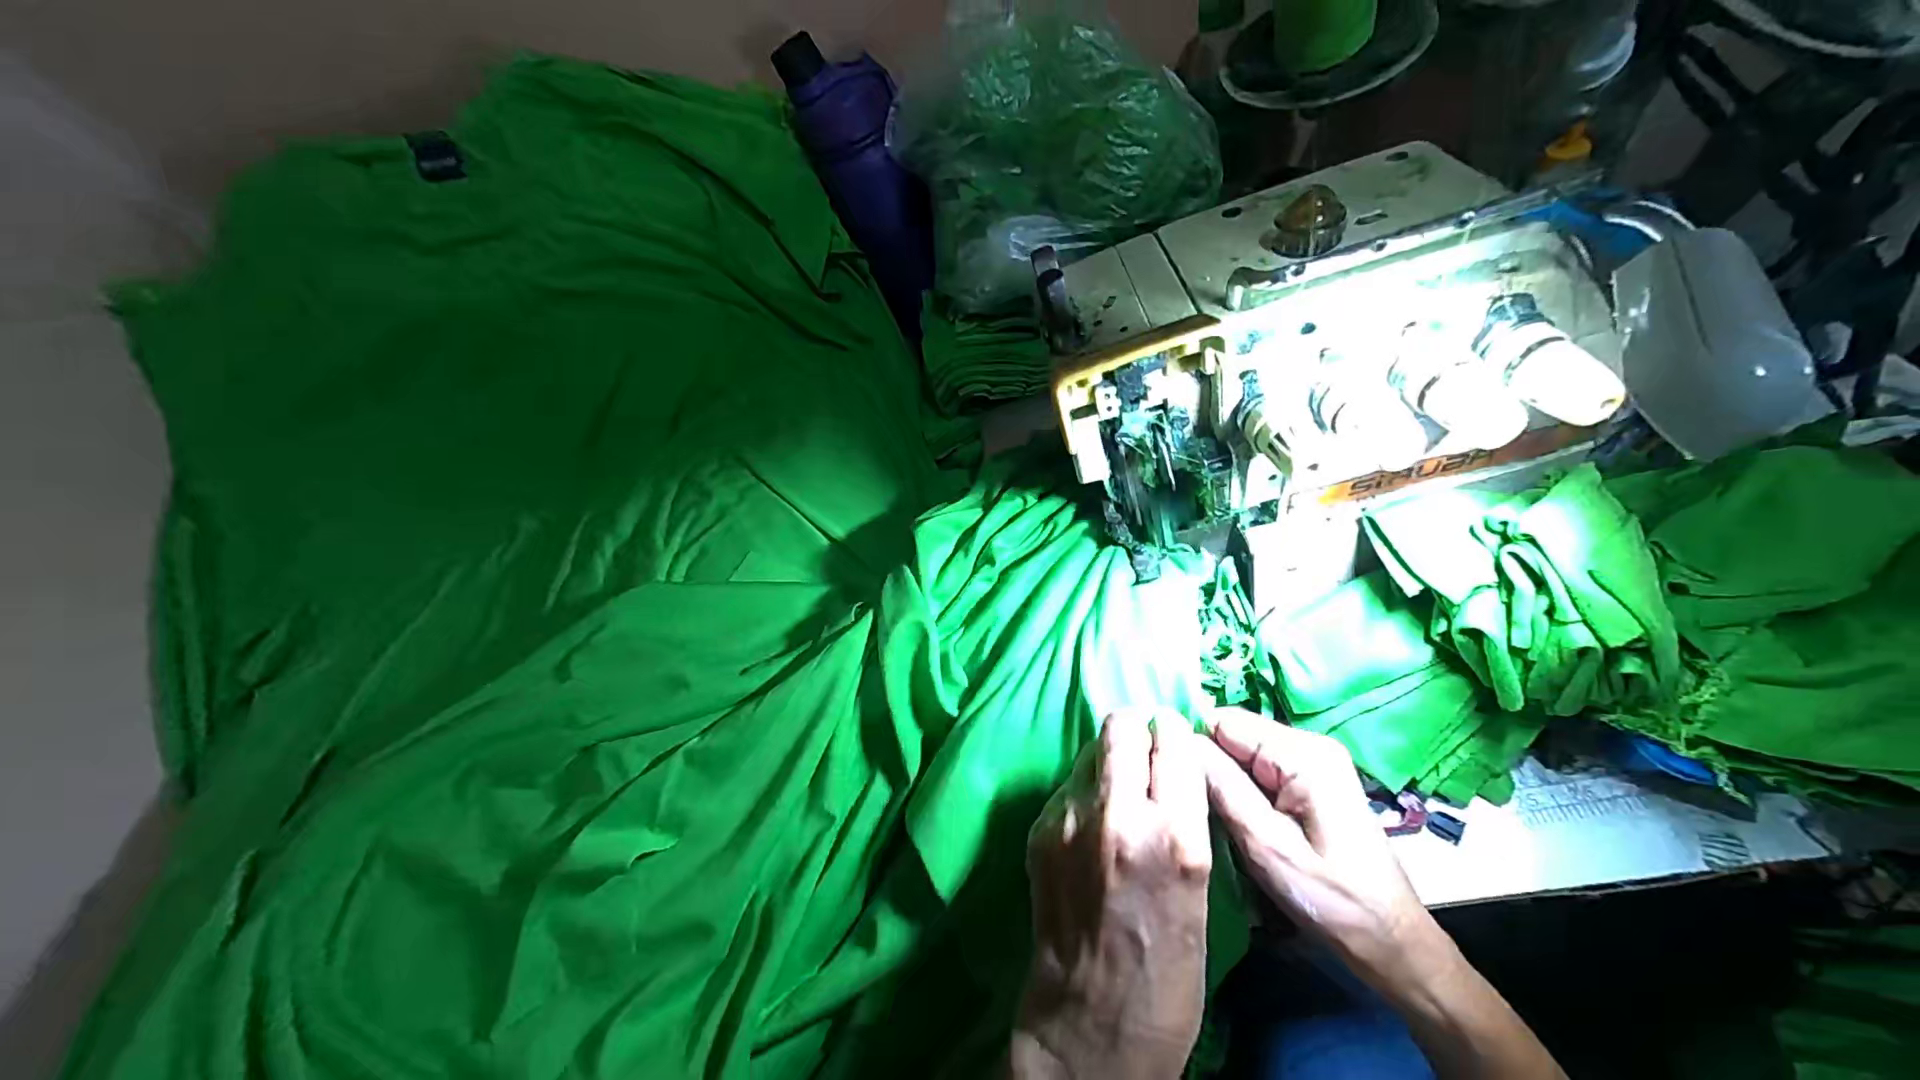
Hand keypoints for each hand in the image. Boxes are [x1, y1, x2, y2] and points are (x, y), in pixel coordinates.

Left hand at [1011, 709, 1211, 1079]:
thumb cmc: (1167, 972)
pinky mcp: (1039, 830)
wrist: (1090, 1022)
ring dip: (1107, 760)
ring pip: (1090, 750)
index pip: (1172, 739)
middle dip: (1136, 730)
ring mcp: (1069, 821)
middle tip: (1142, 751)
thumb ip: (1182, 818)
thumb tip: (1170, 764)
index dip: (1173, 733)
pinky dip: (1084, 792)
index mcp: (1175, 836)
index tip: (1172, 738)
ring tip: (1117, 791)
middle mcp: (1118, 816)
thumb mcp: (1200, 891)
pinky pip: (1068, 786)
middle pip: (1121, 726)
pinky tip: (1090, 824)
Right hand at [1194, 709, 1432, 989]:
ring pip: (1241, 751)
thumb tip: (1178, 740)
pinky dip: (1240, 789)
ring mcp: (1313, 761)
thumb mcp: (1266, 846)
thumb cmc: (1332, 901)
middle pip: (1233, 733)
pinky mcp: (1311, 780)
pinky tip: (1236, 818)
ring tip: (1212, 815)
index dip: (1192, 746)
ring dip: (1222, 779)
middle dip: (1207, 764)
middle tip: (1193, 806)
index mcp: (1303, 754)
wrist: (1392, 942)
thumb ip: (1221, 787)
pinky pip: (1258, 768)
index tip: (1173, 782)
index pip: (1223, 720)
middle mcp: (1309, 745)